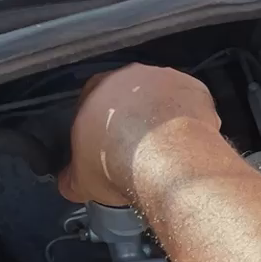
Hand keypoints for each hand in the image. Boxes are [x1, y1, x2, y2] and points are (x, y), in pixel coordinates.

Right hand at [57, 64, 221, 205]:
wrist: (163, 161)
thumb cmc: (120, 164)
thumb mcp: (81, 181)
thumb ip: (71, 178)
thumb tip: (69, 185)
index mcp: (94, 89)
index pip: (90, 102)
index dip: (98, 126)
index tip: (104, 145)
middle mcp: (129, 77)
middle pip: (128, 97)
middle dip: (131, 120)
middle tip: (135, 151)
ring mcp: (163, 79)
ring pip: (160, 97)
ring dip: (160, 119)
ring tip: (162, 152)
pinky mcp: (192, 89)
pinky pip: (190, 103)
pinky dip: (189, 120)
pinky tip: (184, 145)